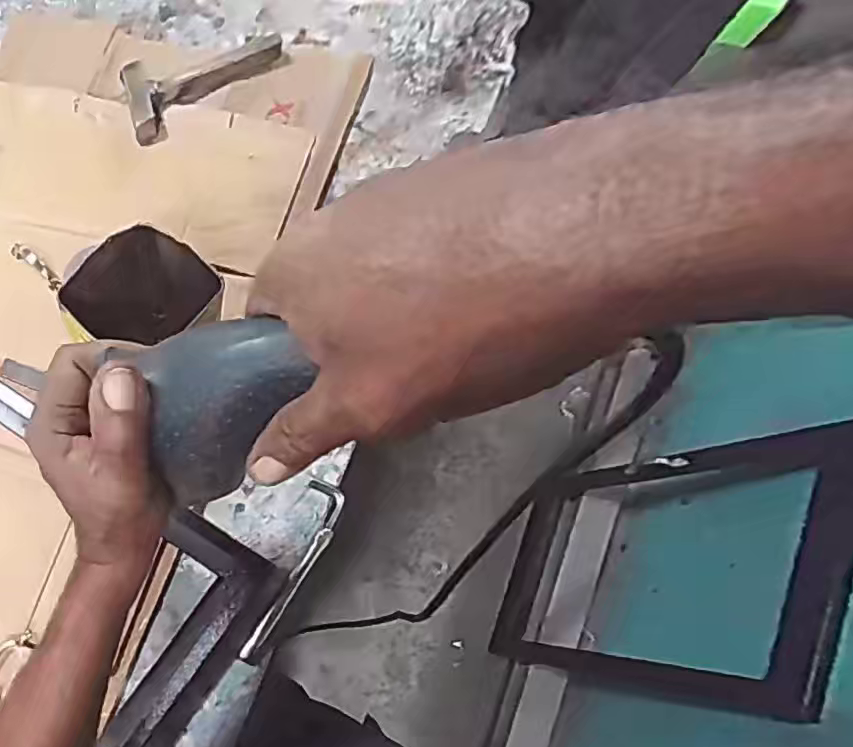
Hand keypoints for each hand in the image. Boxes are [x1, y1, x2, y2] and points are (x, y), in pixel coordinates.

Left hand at [26, 342, 168, 571]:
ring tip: (161, 399)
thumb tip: (120, 371)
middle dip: (125, 370)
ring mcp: (77, 424)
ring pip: (104, 379)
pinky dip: (138, 397)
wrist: (123, 549)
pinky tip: (156, 410)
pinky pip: (116, 397)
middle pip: (87, 365)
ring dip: (134, 384)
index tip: (146, 376)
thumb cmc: (119, 520)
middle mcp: (58, 418)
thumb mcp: (119, 473)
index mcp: (50, 423)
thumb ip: (117, 424)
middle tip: (159, 388)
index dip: (109, 358)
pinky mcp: (98, 431)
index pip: (72, 361)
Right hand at [244, 126, 656, 481]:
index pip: (256, 331)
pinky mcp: (453, 172)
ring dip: (397, 311)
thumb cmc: (455, 331)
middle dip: (347, 343)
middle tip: (393, 378)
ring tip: (452, 339)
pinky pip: (425, 244)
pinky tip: (487, 297)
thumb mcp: (368, 406)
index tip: (329, 397)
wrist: (596, 229)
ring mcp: (393, 186)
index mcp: (286, 268)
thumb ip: (303, 434)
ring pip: (374, 273)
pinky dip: (443, 275)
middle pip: (320, 300)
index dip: (288, 372)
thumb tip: (256, 468)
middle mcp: (327, 215)